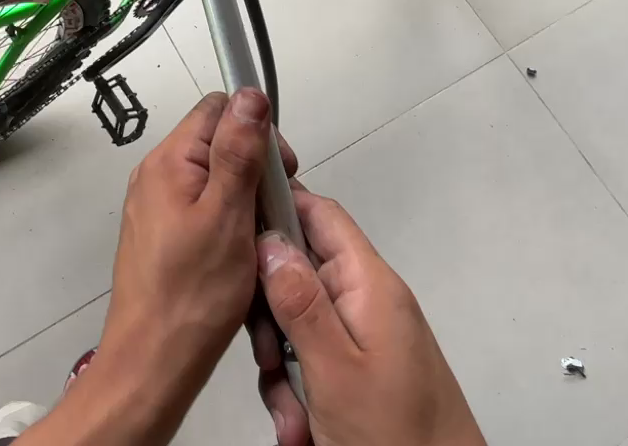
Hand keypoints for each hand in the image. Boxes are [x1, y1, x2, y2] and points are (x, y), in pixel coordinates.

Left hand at [19, 88, 288, 445]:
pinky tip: (239, 253)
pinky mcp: (159, 233)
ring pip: (212, 178)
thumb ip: (238, 151)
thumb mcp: (228, 215)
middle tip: (274, 212)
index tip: (280, 172)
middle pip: (216, 142)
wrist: (152, 362)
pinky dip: (226, 221)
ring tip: (258, 238)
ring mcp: (154, 204)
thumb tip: (249, 93)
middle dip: (252, 168)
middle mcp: (156, 173)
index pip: (217, 109)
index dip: (255, 130)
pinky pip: (200, 207)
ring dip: (243, 198)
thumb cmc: (194, 292)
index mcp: (169, 160)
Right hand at [252, 189, 485, 445]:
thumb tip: (267, 237)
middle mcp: (364, 299)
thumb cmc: (394, 433)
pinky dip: (298, 392)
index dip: (277, 205)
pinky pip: (310, 359)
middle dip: (270, 315)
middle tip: (265, 358)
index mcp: (368, 282)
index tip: (233, 228)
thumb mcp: (335, 369)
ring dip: (280, 367)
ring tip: (292, 416)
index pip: (320, 213)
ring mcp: (361, 336)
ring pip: (296, 323)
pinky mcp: (358, 370)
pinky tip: (300, 428)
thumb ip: (299, 300)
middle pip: (297, 272)